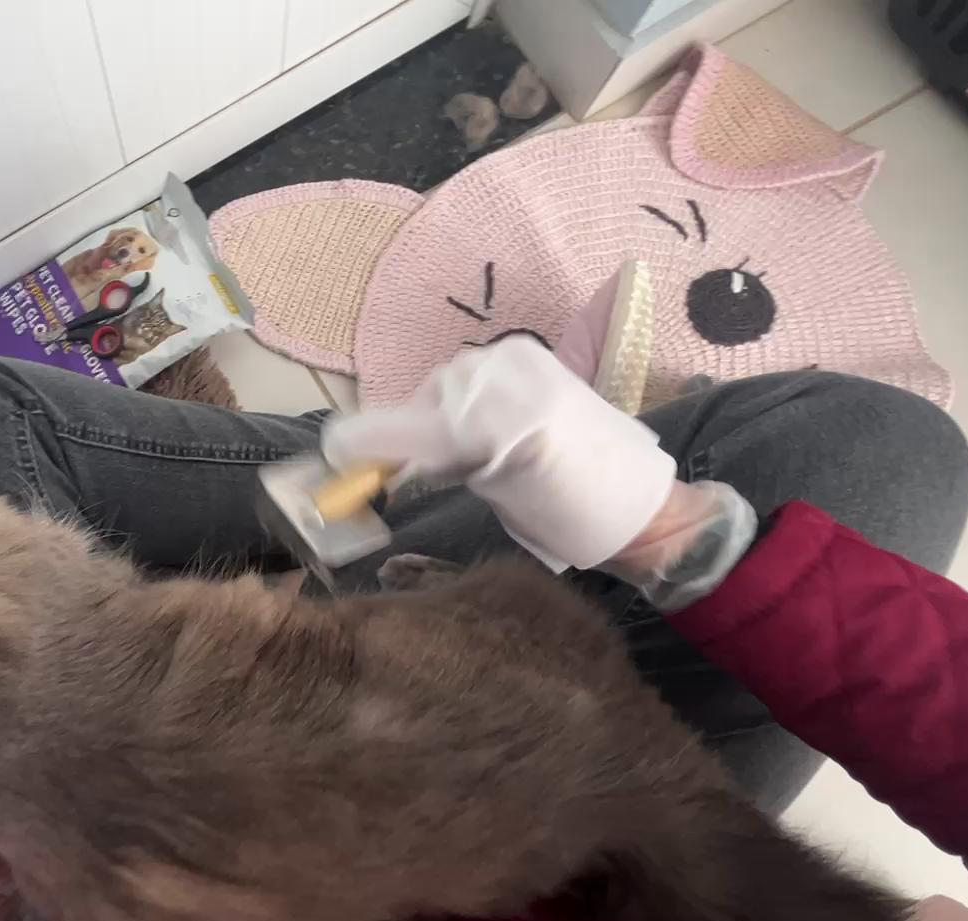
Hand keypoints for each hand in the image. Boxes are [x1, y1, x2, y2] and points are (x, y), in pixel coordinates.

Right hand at [322, 334, 674, 568]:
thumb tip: (368, 451)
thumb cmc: (569, 517)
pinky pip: (458, 384)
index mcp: (504, 413)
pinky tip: (466, 435)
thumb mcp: (493, 493)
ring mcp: (516, 357)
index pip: (407, 422)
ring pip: (433, 393)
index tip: (329, 460)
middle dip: (397, 441)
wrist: (638, 506)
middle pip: (415, 404)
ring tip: (448, 459)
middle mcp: (507, 370)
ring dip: (424, 426)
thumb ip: (430, 461)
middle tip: (395, 478)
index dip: (362, 444)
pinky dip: (447, 411)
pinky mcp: (523, 357)